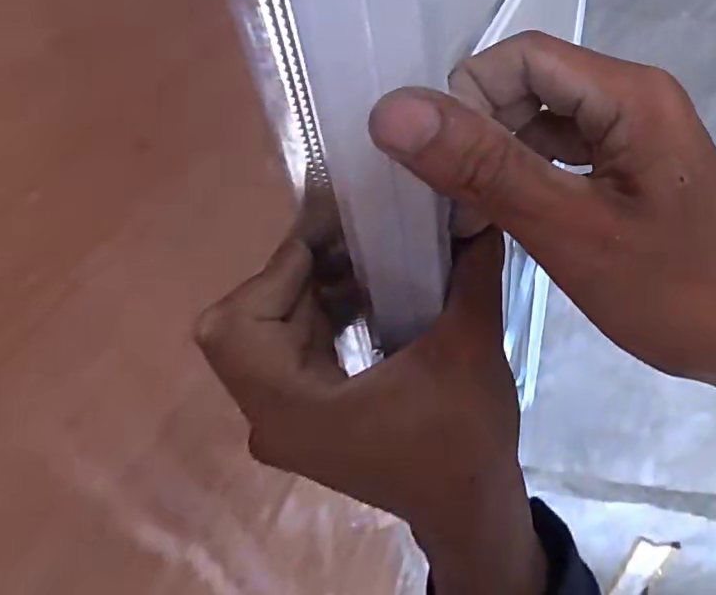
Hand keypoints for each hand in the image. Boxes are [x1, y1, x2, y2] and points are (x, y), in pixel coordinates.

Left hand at [193, 222, 545, 594]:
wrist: (471, 503)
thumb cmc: (464, 432)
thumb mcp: (473, 343)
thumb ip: (473, 271)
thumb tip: (480, 211)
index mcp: (294, 407)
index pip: (235, 327)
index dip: (275, 271)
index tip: (333, 233)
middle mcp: (274, 415)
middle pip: (249, 323)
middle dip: (300, 269)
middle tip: (356, 227)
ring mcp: (289, 417)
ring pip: (271, 331)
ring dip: (314, 285)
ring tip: (369, 245)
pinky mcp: (310, 414)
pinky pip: (295, 346)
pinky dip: (325, 309)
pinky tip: (373, 286)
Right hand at [366, 31, 715, 389]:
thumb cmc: (676, 292)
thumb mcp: (571, 232)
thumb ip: (485, 167)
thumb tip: (392, 107)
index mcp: (630, 93)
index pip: (521, 57)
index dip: (468, 100)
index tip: (446, 172)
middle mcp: (637, 93)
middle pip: (533, 82)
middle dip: (483, 131)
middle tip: (461, 206)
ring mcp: (641, 125)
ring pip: (546, 116)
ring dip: (503, 156)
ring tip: (479, 218)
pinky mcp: (638, 157)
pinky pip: (570, 145)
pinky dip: (534, 172)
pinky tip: (515, 216)